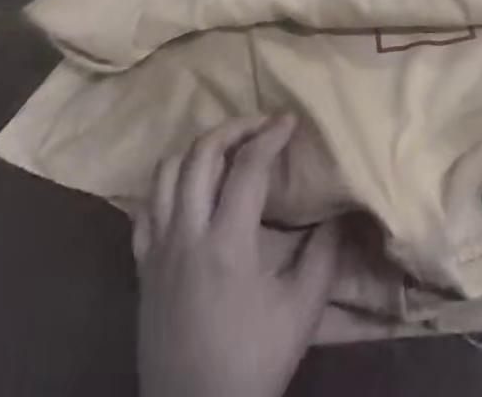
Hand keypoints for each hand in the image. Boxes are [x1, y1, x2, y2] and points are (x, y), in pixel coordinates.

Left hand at [133, 114, 340, 396]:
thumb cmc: (254, 360)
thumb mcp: (302, 310)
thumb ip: (325, 254)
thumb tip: (341, 212)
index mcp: (227, 243)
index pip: (248, 167)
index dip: (271, 135)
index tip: (291, 120)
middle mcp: (185, 235)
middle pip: (199, 156)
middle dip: (233, 128)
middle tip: (261, 125)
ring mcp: (156, 250)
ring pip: (165, 174)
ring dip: (199, 150)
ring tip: (228, 149)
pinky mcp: (141, 267)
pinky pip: (145, 208)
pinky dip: (168, 185)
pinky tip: (190, 190)